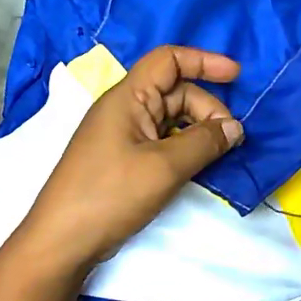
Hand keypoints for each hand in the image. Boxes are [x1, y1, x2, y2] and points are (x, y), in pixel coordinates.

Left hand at [17, 45, 244, 267]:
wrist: (62, 239)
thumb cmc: (110, 194)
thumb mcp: (164, 167)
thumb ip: (203, 143)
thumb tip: (234, 127)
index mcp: (127, 97)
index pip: (168, 60)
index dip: (204, 61)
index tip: (237, 76)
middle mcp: (124, 109)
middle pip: (175, 92)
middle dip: (207, 109)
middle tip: (230, 141)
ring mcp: (121, 136)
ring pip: (170, 120)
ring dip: (197, 132)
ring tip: (218, 156)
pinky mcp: (122, 161)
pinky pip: (160, 142)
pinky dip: (183, 149)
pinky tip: (197, 168)